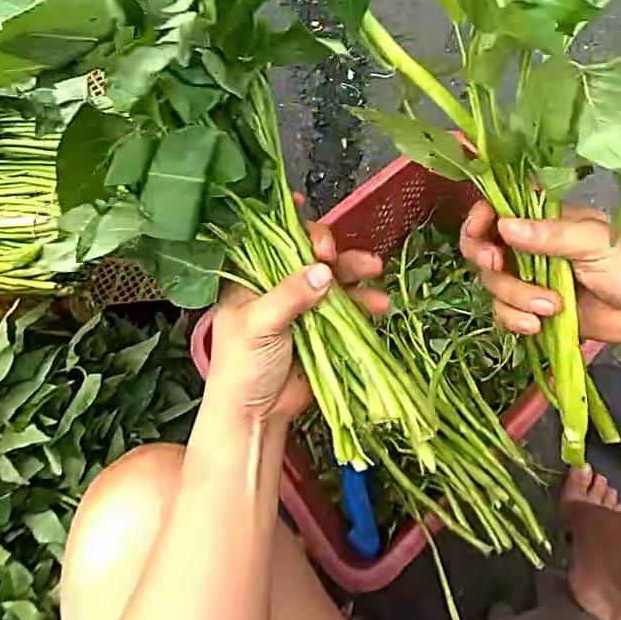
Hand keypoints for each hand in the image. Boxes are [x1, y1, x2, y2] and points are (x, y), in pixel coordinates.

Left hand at [203, 216, 386, 424]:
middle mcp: (279, 283)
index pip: (268, 237)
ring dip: (355, 271)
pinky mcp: (325, 324)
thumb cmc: (242, 367)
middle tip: (335, 256)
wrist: (257, 416)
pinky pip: (348, 305)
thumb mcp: (259, 325)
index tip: (300, 202)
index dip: (284, 218)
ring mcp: (304, 303)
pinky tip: (378, 304)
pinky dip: (364, 302)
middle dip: (328, 248)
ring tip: (374, 271)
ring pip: (333, 275)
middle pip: (307, 252)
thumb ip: (290, 296)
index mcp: (252, 277)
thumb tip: (323, 271)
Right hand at [458, 201, 620, 365]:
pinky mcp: (531, 308)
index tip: (484, 233)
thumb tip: (504, 226)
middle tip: (498, 266)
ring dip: (515, 296)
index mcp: (544, 218)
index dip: (480, 218)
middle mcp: (528, 244)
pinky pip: (503, 312)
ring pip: (492, 282)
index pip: (497, 208)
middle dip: (485, 258)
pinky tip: (537, 325)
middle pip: (483, 245)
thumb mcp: (595, 242)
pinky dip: (514, 319)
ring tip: (552, 306)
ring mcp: (528, 277)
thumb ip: (550, 235)